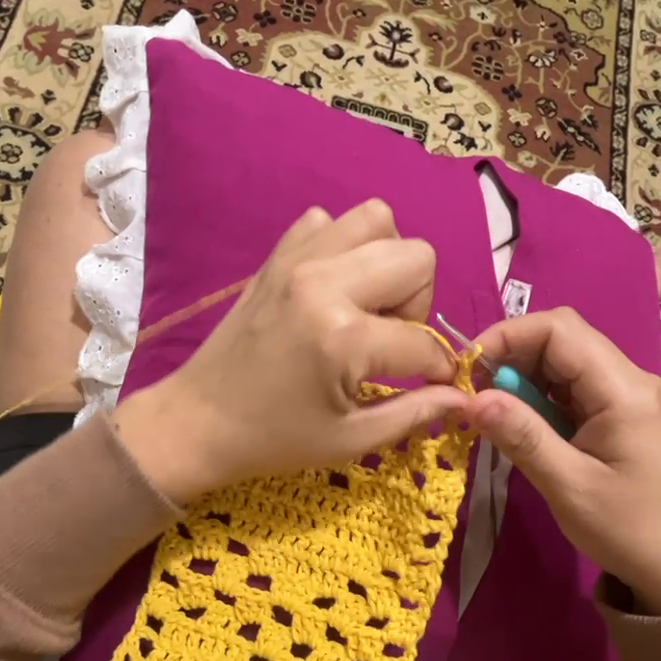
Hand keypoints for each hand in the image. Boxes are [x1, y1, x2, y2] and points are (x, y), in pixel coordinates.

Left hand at [114, 200, 471, 503]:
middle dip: (418, 304)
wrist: (198, 421)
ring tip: (366, 307)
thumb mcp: (349, 440)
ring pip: (377, 220)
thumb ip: (413, 413)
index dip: (439, 368)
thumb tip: (462, 396)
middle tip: (390, 341)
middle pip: (416, 257)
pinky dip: (342, 246)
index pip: (422, 340)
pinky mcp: (277, 256)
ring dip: (387, 263)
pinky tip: (332, 289)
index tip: (435, 385)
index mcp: (342, 336)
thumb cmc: (274, 440)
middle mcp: (324, 282)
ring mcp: (297, 259)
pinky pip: (328, 222)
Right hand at [472, 307, 660, 616]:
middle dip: (510, 356)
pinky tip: (518, 424)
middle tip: (472, 394)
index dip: (506, 336)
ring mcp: (625, 396)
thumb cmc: (627, 529)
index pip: (559, 330)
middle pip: (561, 339)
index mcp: (623, 390)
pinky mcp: (618, 415)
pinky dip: (538, 398)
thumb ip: (522, 437)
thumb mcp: (568, 487)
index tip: (465, 369)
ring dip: (521, 377)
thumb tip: (472, 399)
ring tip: (488, 411)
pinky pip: (571, 388)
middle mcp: (628, 380)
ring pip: (563, 362)